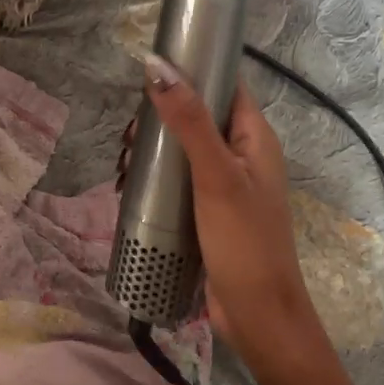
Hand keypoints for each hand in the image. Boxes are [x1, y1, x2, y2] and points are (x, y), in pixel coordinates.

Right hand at [141, 53, 364, 384]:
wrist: (260, 319)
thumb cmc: (244, 241)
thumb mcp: (215, 175)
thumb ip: (187, 120)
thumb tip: (156, 65)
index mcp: (255, 136)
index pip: (225, 83)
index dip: (192, 70)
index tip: (149, 74)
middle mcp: (242, 153)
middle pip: (198, 114)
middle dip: (160, 116)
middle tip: (129, 137)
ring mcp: (226, 184)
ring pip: (184, 148)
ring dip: (153, 150)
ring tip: (124, 166)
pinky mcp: (209, 211)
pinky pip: (180, 180)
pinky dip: (156, 178)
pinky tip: (131, 188)